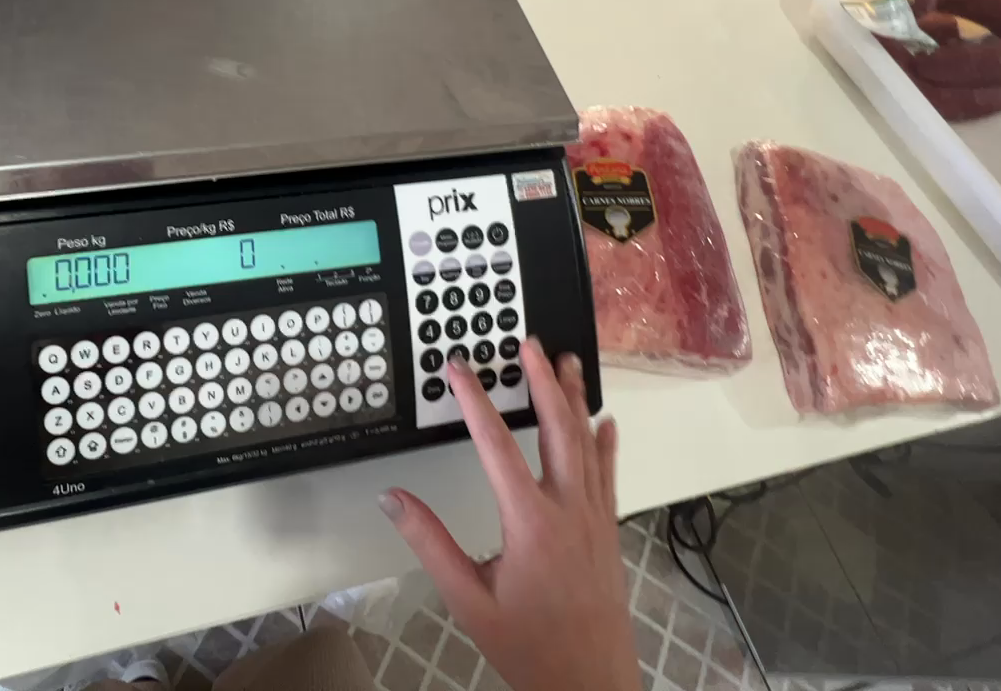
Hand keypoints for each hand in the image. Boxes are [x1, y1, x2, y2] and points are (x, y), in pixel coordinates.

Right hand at [380, 342, 639, 690]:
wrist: (593, 687)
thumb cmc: (529, 646)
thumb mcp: (466, 599)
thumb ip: (428, 542)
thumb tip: (391, 498)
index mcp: (530, 522)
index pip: (496, 445)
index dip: (474, 400)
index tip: (459, 368)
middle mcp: (568, 510)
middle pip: (557, 429)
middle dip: (542, 381)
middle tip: (530, 343)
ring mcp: (594, 518)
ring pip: (586, 443)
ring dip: (574, 398)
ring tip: (568, 361)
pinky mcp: (608, 530)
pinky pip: (609, 475)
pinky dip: (606, 443)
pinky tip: (606, 421)